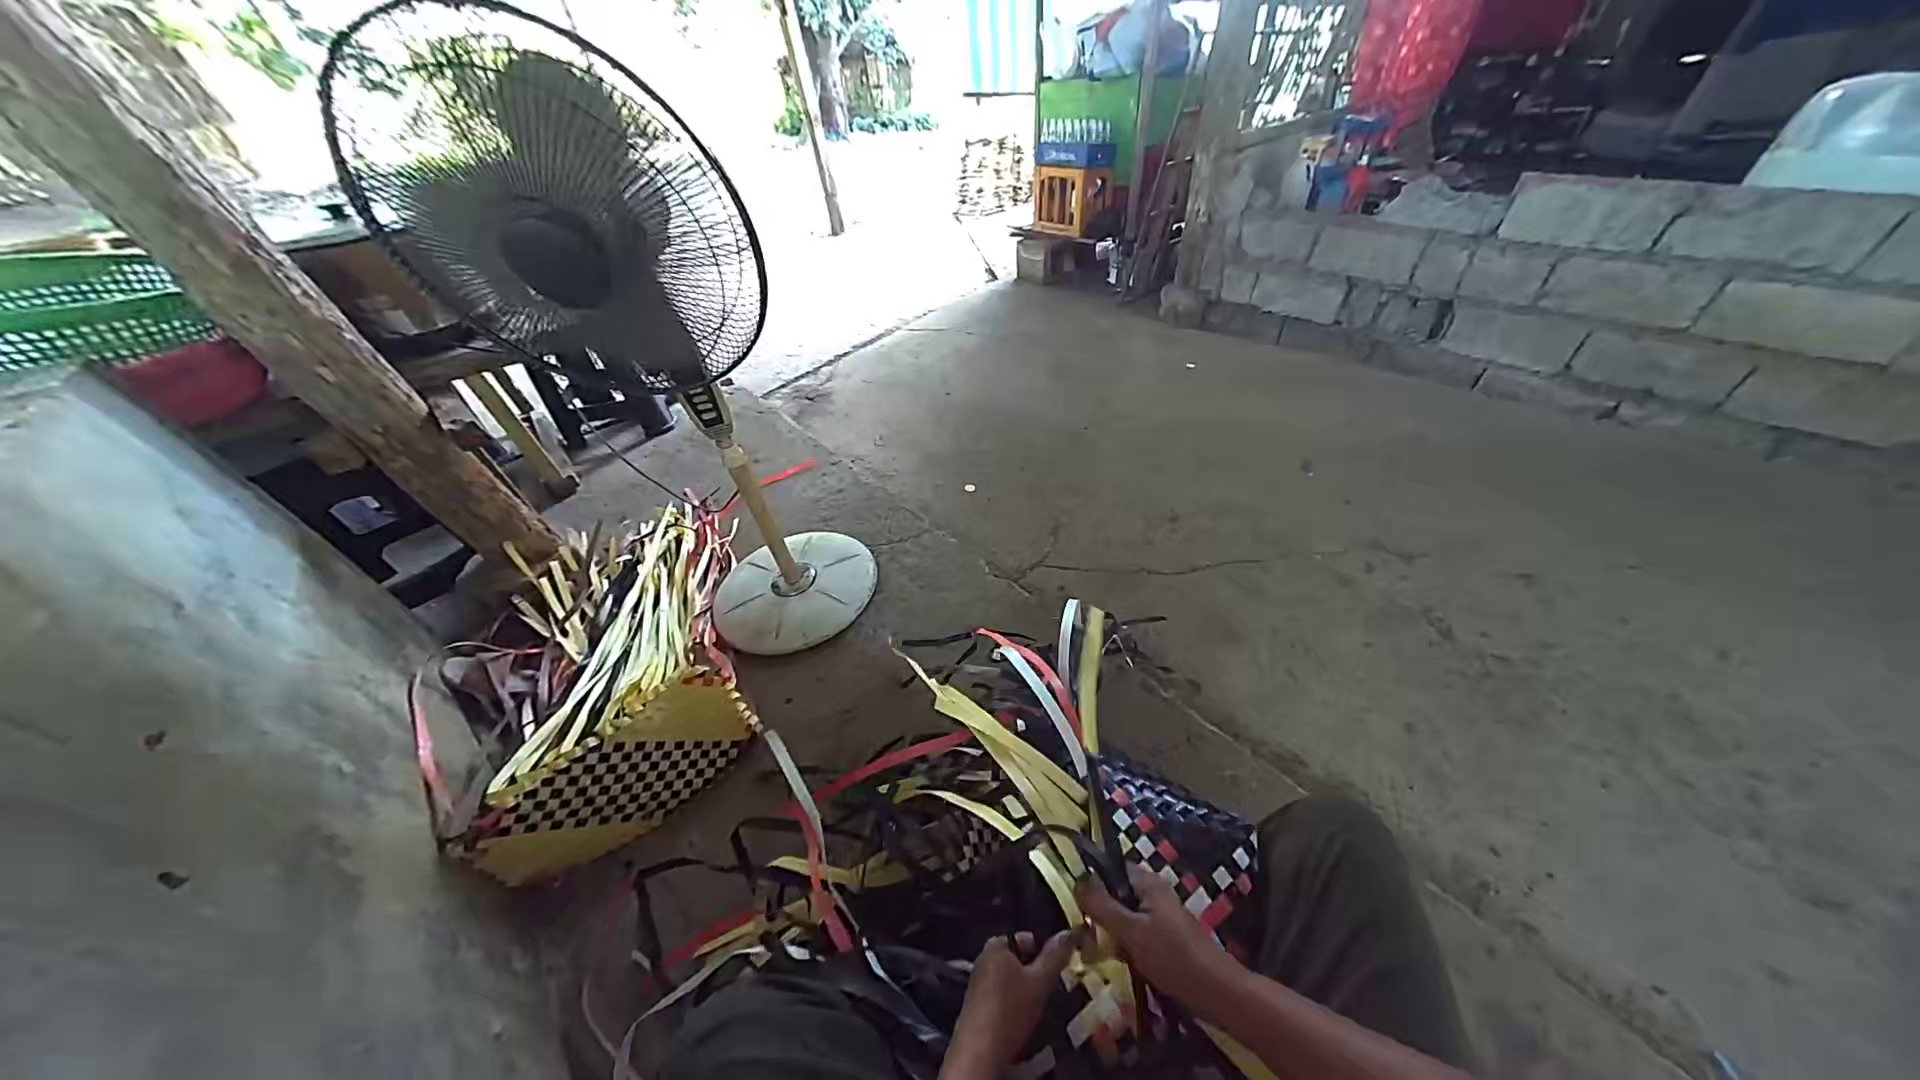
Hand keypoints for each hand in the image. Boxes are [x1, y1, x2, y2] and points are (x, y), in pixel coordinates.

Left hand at [939, 930, 1074, 1079]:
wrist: (980, 1053)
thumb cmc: (1010, 1010)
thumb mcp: (1040, 982)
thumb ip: (1055, 957)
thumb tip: (1069, 933)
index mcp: (995, 945)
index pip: (1026, 938)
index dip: (1045, 952)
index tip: (1057, 969)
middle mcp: (983, 959)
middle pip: (1018, 960)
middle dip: (1035, 974)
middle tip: (1048, 990)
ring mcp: (977, 983)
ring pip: (1010, 981)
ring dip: (1025, 992)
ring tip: (1037, 1007)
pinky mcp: (976, 1005)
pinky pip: (1001, 997)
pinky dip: (1013, 1005)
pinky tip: (1020, 1020)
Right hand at [1076, 863, 1244, 1012]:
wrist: (1218, 993)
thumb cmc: (1173, 957)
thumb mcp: (1131, 931)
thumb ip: (1102, 905)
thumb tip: (1076, 880)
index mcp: (1148, 882)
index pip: (1112, 868)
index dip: (1093, 882)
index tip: (1079, 904)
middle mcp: (1154, 894)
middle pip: (1117, 894)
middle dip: (1102, 914)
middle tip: (1089, 936)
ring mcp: (1161, 917)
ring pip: (1125, 918)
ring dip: (1113, 934)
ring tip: (1103, 952)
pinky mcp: (1165, 939)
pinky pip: (1137, 935)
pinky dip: (1127, 946)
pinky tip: (1123, 962)